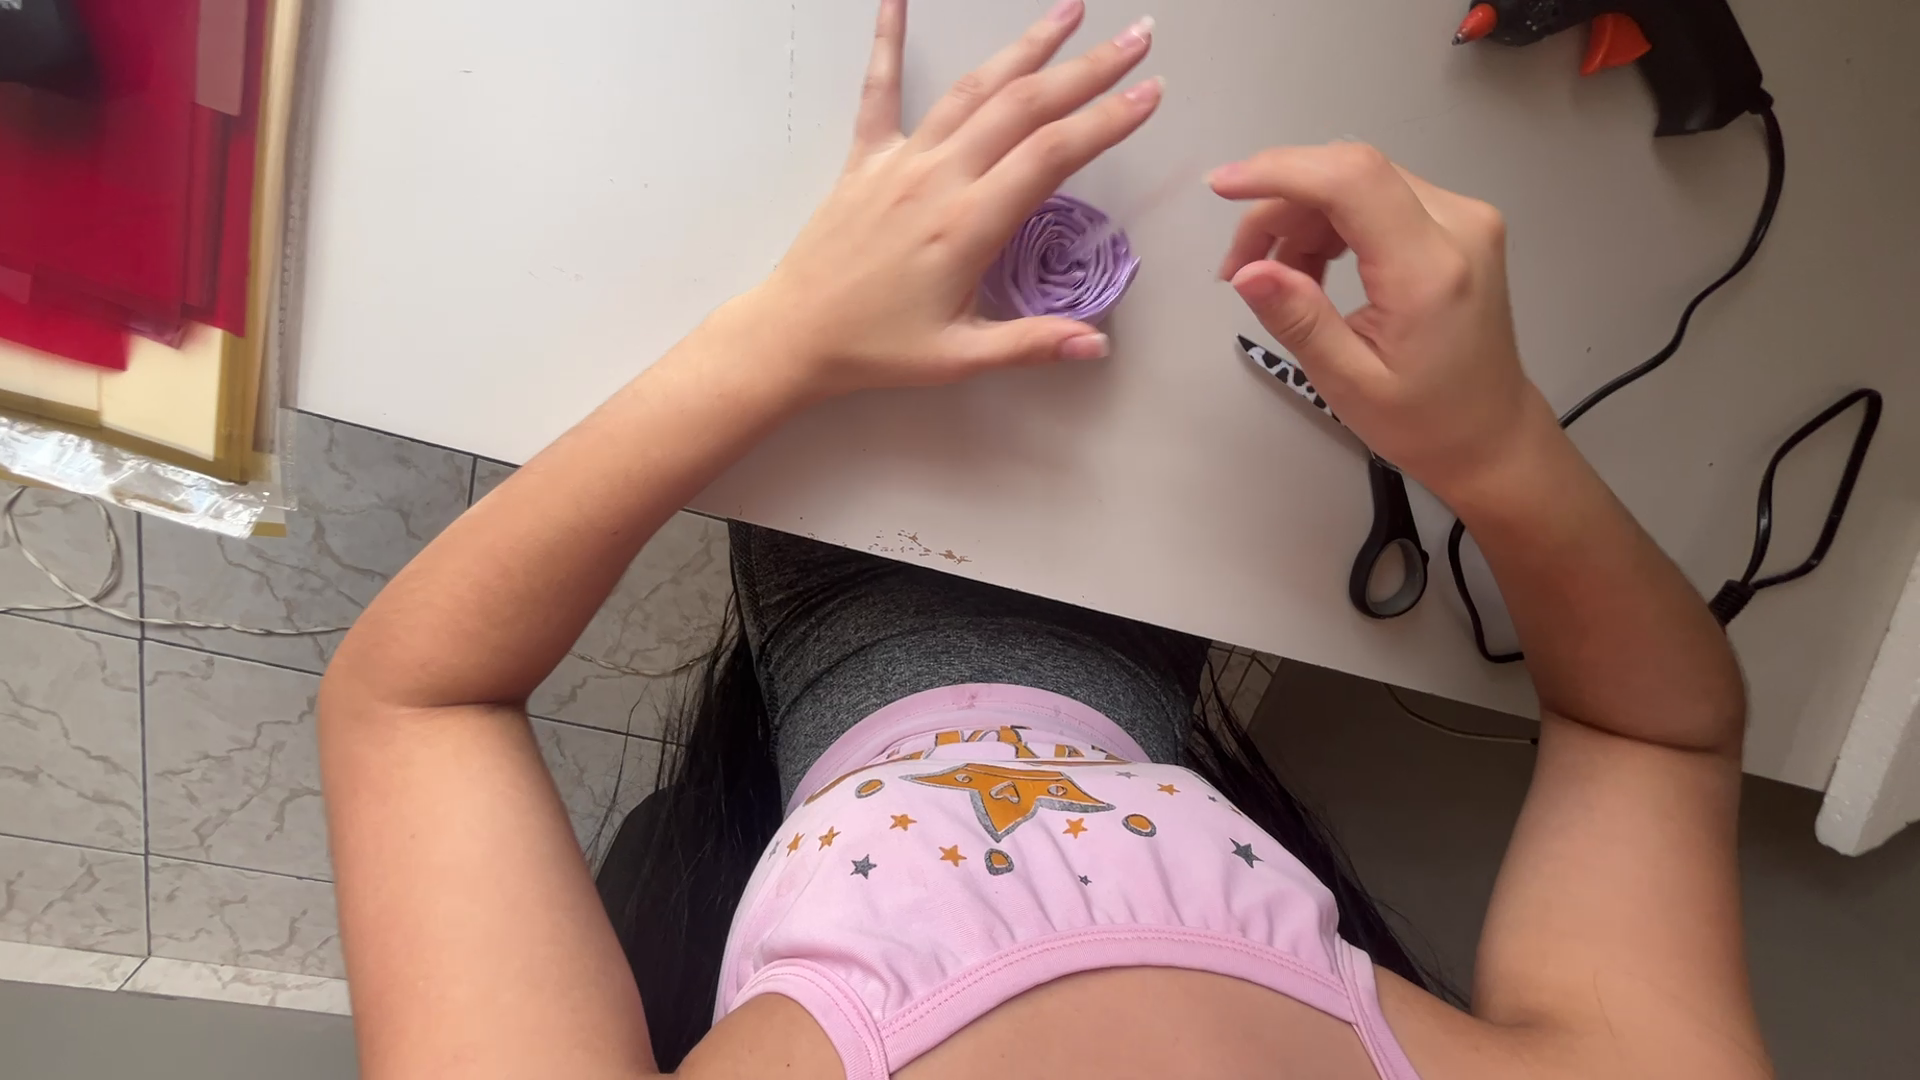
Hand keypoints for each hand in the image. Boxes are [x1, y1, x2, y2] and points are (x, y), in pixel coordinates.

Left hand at [740, 0, 1162, 399]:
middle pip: (1023, 107)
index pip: (1052, 156)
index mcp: (968, 225)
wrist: (796, 334)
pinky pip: (879, 89)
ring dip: (1024, 47)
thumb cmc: (876, 348)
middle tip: (1136, 39)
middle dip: (1086, 70)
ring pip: (972, 89)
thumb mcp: (959, 356)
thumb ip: (1030, 344)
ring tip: (1068, 13)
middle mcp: (938, 178)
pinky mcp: (864, 160)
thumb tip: (1096, 345)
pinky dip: (889, 38)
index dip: (1106, 121)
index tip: (1149, 95)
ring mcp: (900, 161)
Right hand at [1212, 144, 1554, 498]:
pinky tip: (1309, 273)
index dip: (1280, 171)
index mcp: (1429, 268)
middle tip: (1237, 269)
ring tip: (1276, 283)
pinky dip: (1325, 228)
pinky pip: (1372, 202)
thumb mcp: (1347, 381)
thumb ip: (1299, 319)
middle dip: (1277, 209)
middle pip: (1347, 176)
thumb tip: (1246, 273)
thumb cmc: (1420, 419)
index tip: (1221, 188)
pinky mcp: (1451, 224)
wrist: (1486, 432)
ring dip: (1298, 223)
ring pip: (1354, 185)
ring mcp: (1459, 217)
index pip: (1351, 181)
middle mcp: (1456, 222)